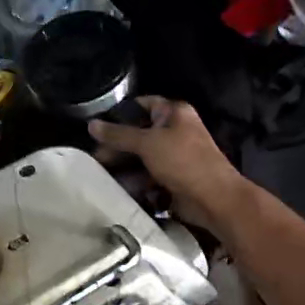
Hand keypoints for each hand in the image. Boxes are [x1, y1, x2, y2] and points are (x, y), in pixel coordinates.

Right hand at [90, 97, 252, 234]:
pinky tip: (117, 189)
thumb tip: (91, 124)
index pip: (141, 105)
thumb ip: (118, 135)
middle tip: (94, 159)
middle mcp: (174, 131)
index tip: (97, 127)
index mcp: (174, 113)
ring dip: (123, 167)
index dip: (120, 114)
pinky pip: (147, 176)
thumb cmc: (183, 161)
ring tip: (100, 177)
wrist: (213, 199)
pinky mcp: (171, 178)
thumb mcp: (148, 143)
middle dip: (116, 147)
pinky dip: (134, 182)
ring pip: (140, 158)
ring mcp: (173, 156)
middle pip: (138, 134)